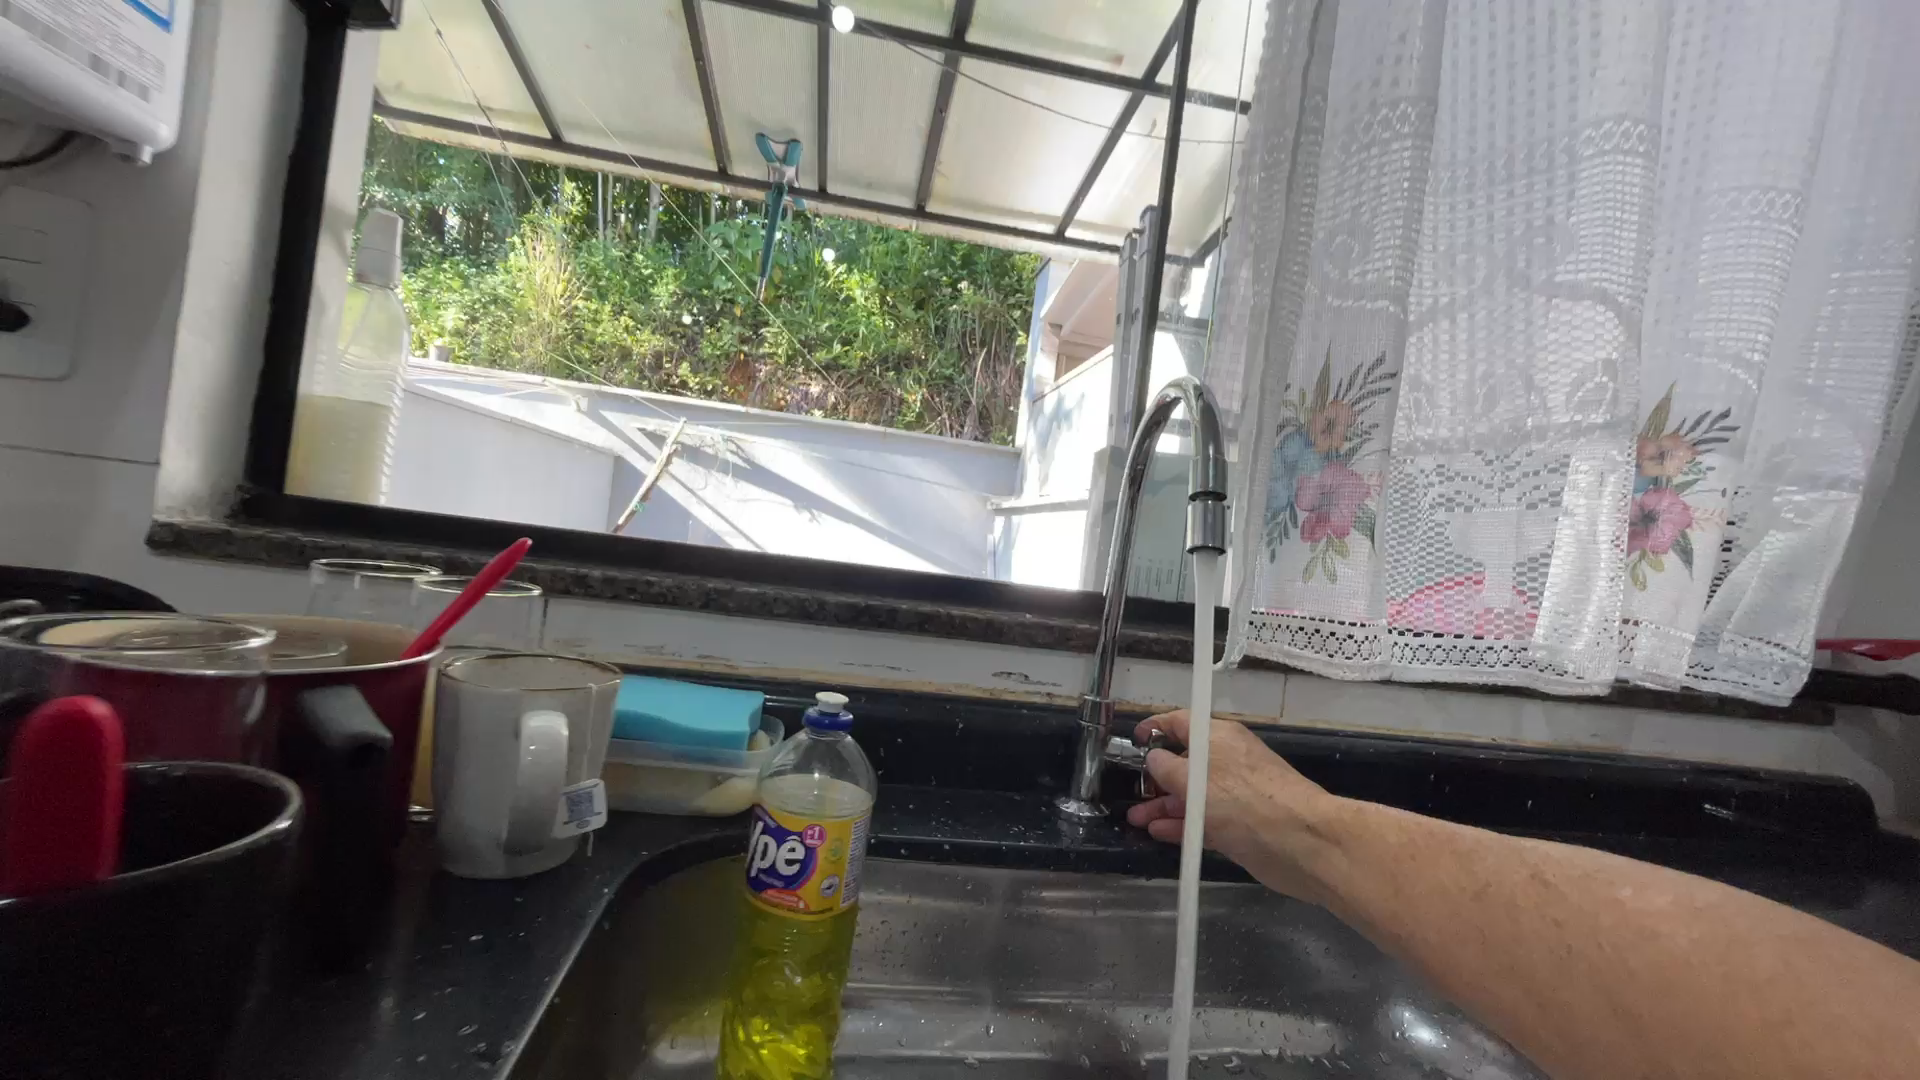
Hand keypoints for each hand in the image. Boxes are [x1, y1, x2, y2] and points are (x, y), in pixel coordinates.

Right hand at [1124, 710, 1338, 901]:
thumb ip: (1165, 768)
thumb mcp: (1193, 779)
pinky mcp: (1239, 826)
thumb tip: (1154, 759)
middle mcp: (1225, 762)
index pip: (1181, 723)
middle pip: (1183, 763)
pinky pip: (1202, 821)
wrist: (1302, 842)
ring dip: (1163, 805)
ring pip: (1191, 796)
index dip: (1155, 729)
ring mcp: (1233, 796)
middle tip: (1133, 791)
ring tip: (1136, 818)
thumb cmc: (1243, 800)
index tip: (1135, 742)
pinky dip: (1181, 825)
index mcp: (1218, 738)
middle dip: (1155, 777)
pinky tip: (1159, 832)